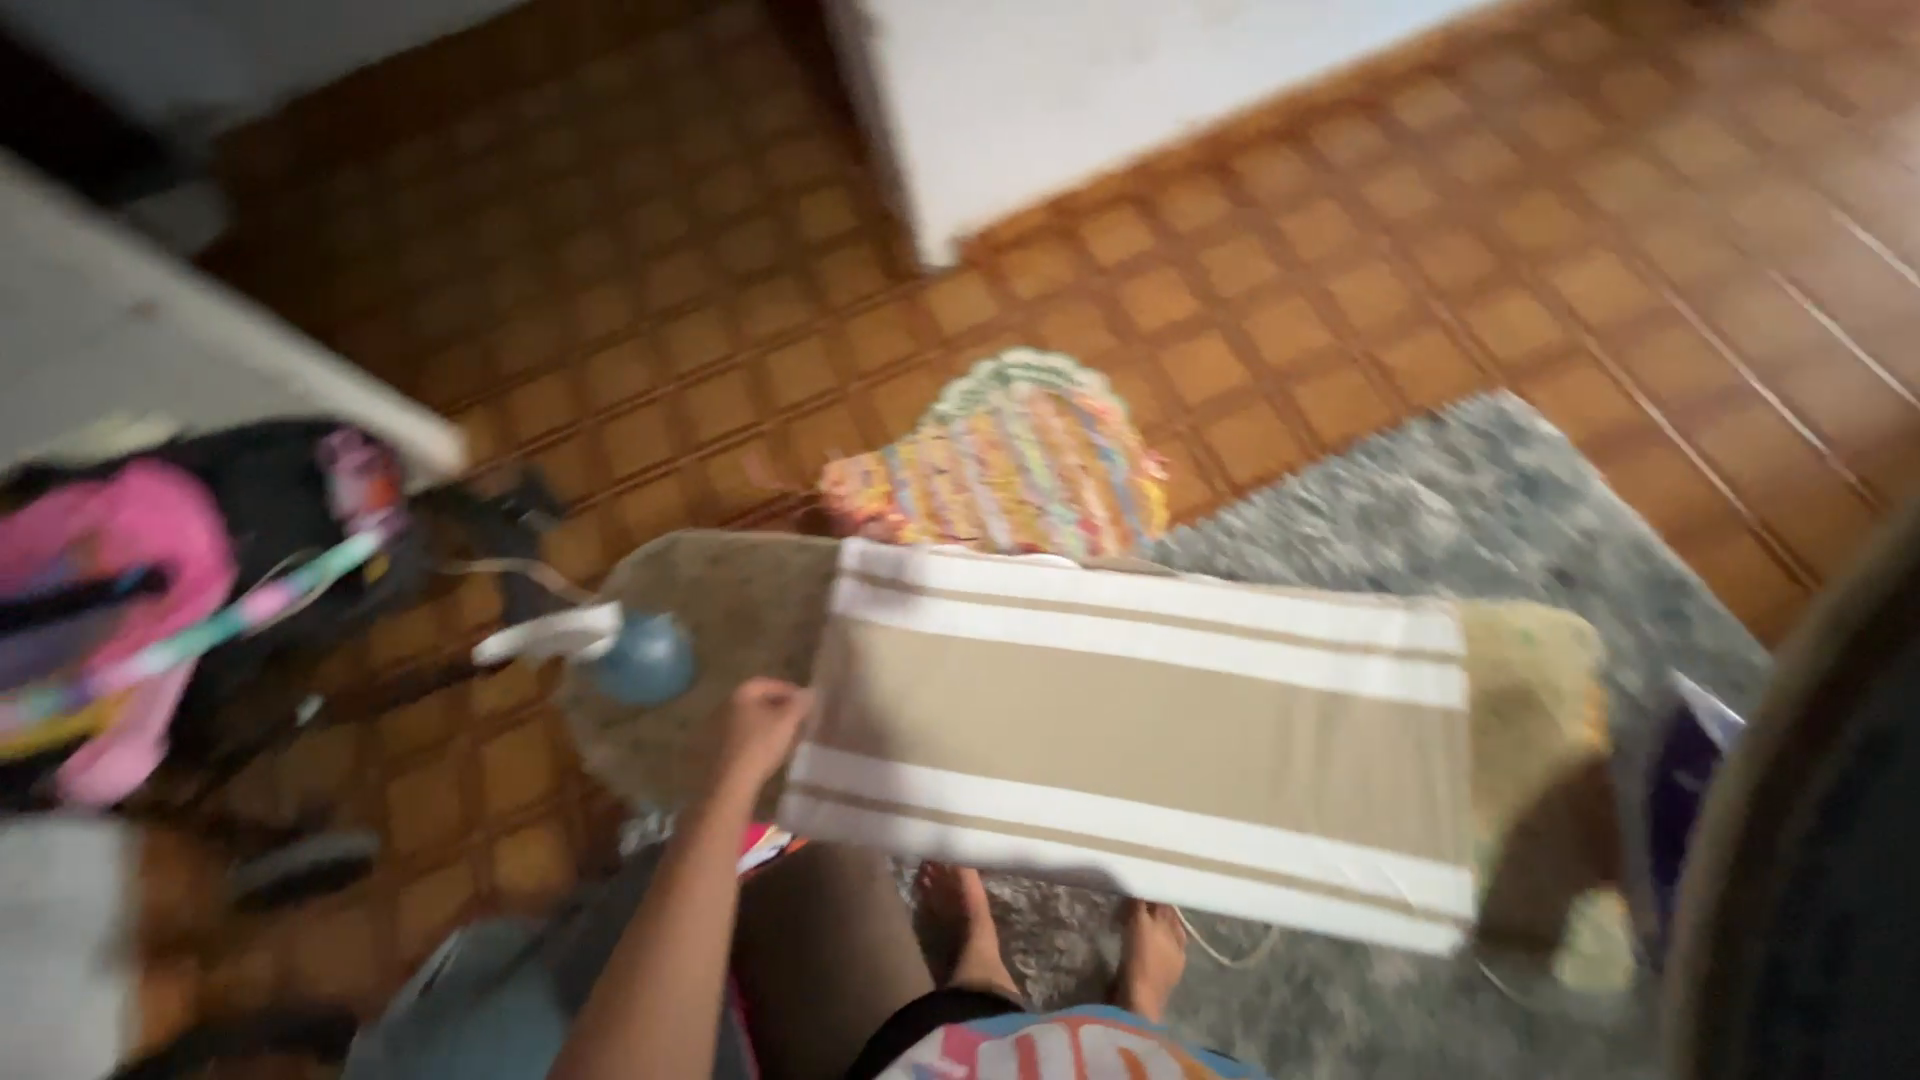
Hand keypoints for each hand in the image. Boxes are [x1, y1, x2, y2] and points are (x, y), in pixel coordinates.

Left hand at [706, 677, 812, 801]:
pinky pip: (745, 734)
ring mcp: (721, 727)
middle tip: (799, 715)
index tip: (804, 700)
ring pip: (752, 718)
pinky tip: (772, 747)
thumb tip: (809, 692)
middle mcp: (727, 705)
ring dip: (771, 722)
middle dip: (780, 706)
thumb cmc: (761, 744)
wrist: (732, 781)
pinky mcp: (720, 747)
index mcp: (741, 694)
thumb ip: (800, 703)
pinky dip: (760, 735)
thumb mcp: (787, 721)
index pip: (768, 683)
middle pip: (759, 700)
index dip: (788, 689)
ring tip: (789, 733)